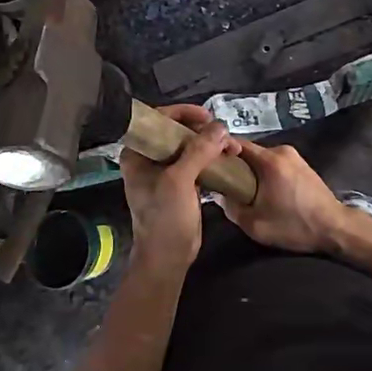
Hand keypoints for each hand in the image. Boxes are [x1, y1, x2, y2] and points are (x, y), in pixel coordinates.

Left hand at [119, 105, 236, 269]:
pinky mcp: (182, 182)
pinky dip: (214, 157)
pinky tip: (229, 158)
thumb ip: (199, 150)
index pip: (158, 119)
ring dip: (212, 143)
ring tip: (233, 148)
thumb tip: (220, 126)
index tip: (206, 116)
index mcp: (138, 154)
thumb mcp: (180, 181)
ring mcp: (166, 171)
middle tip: (225, 134)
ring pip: (191, 145)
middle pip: (178, 130)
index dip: (182, 113)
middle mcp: (149, 158)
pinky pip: (199, 160)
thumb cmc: (165, 218)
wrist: (168, 258)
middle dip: (203, 129)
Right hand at [217, 141, 351, 254]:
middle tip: (225, 184)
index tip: (208, 164)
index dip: (220, 152)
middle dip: (236, 165)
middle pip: (250, 152)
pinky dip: (266, 173)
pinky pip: (275, 163)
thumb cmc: (294, 225)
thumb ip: (232, 208)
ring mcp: (295, 156)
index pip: (236, 145)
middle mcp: (282, 150)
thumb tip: (220, 195)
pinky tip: (264, 191)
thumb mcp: (255, 224)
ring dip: (252, 171)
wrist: (334, 227)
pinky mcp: (302, 164)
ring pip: (263, 159)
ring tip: (244, 190)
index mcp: (270, 160)